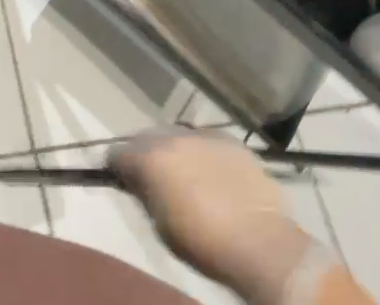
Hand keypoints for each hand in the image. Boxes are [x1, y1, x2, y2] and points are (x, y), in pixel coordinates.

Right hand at [110, 130, 318, 304]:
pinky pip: (207, 141)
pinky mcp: (232, 142)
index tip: (123, 182)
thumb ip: (144, 195)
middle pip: (145, 137)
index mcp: (148, 158)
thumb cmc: (204, 243)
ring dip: (174, 150)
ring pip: (177, 135)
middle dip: (144, 153)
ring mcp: (203, 136)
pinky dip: (203, 152)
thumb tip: (137, 183)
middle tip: (153, 177)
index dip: (116, 168)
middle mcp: (171, 138)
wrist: (263, 245)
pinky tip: (213, 172)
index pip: (116, 153)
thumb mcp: (160, 224)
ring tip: (185, 173)